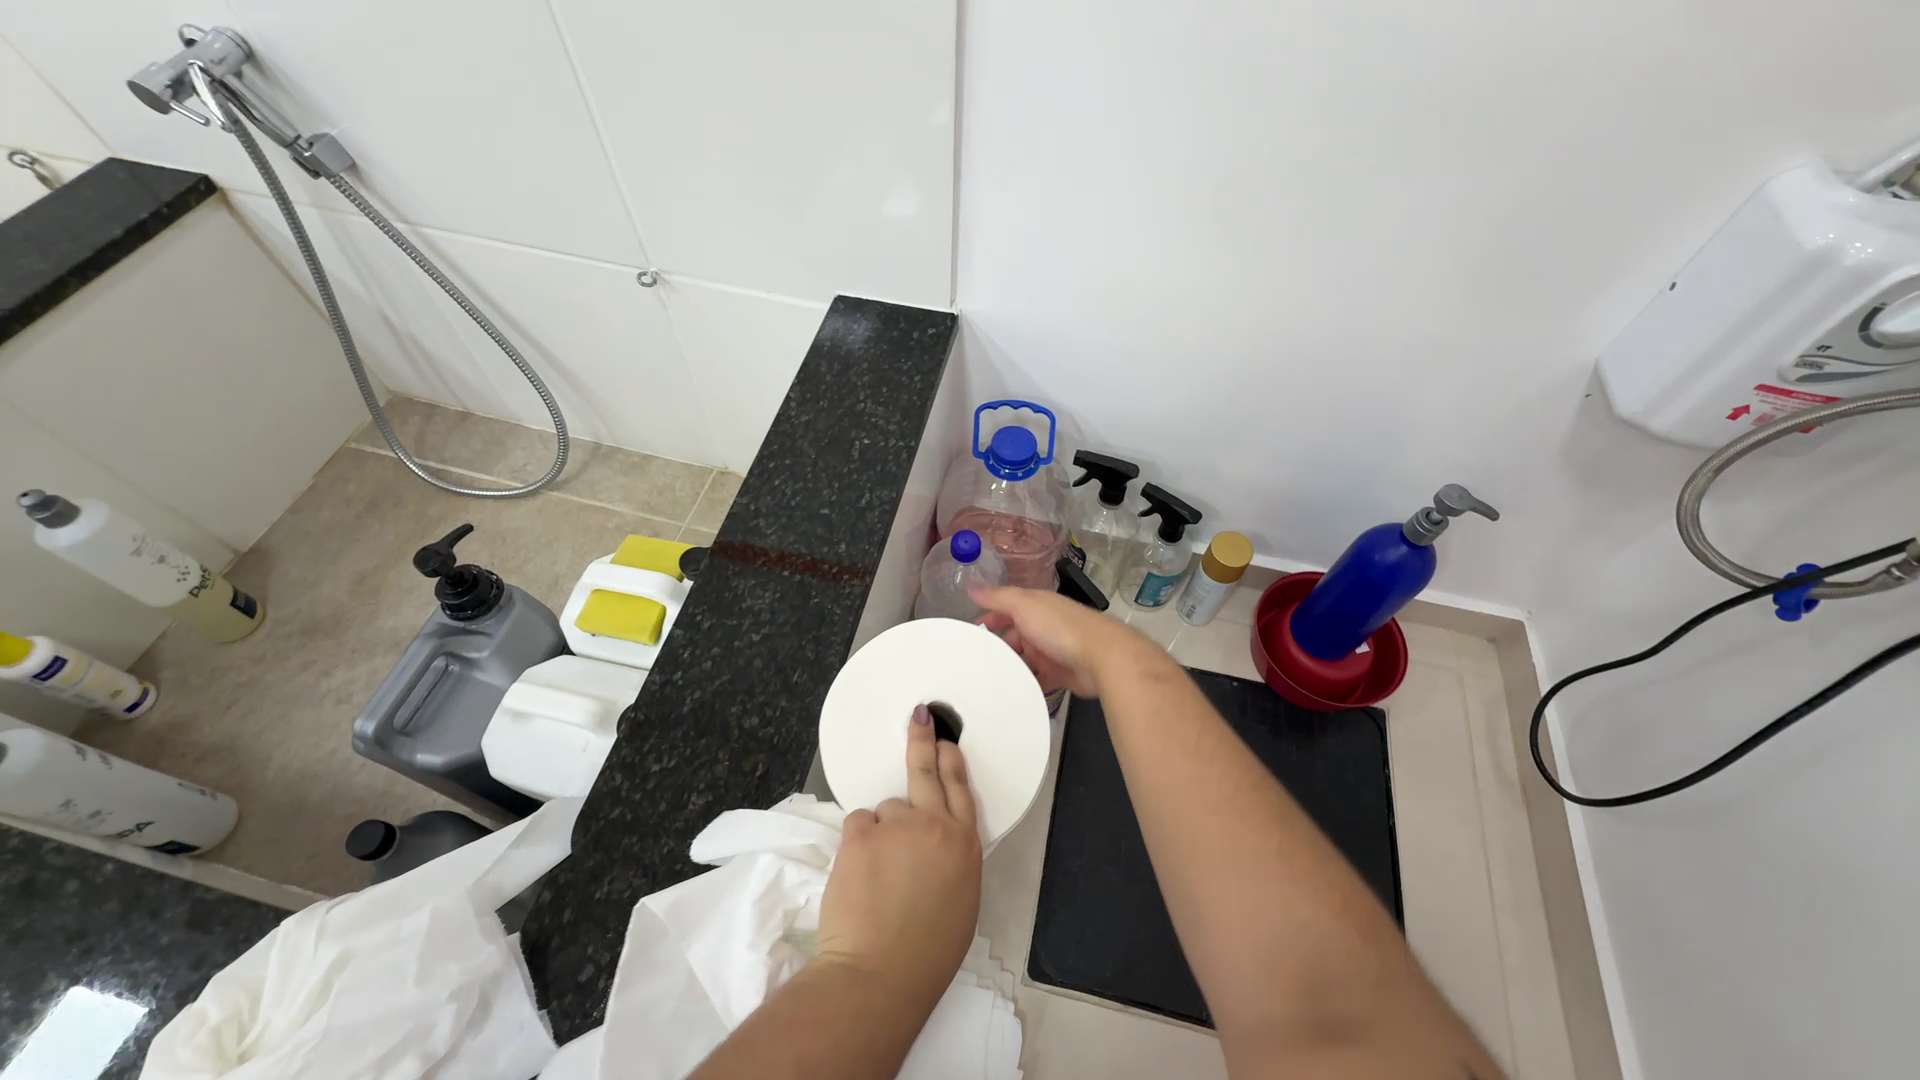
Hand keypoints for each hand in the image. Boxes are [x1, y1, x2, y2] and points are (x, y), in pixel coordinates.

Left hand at [815, 706, 981, 1004]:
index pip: (960, 790)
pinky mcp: (860, 834)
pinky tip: (860, 876)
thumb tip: (937, 846)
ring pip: (884, 812)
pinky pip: (858, 825)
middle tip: (920, 716)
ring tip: (877, 875)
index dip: (952, 763)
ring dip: (880, 832)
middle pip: (925, 772)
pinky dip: (858, 845)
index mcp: (965, 845)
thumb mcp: (961, 900)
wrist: (880, 972)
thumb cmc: (927, 952)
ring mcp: (896, 826)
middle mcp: (934, 826)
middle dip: (923, 740)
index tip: (947, 743)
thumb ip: (952, 860)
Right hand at [971, 585, 1153, 698]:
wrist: (1102, 657)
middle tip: (974, 664)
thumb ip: (997, 597)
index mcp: (1035, 607)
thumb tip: (970, 586)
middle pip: (1013, 637)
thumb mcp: (1024, 605)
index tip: (969, 635)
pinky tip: (1009, 692)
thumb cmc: (1060, 627)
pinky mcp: (1060, 675)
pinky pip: (1037, 680)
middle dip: (996, 648)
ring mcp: (1051, 652)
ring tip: (986, 681)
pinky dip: (1025, 684)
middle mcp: (1042, 627)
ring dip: (1010, 667)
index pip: (1005, 610)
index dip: (988, 619)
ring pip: (1024, 660)